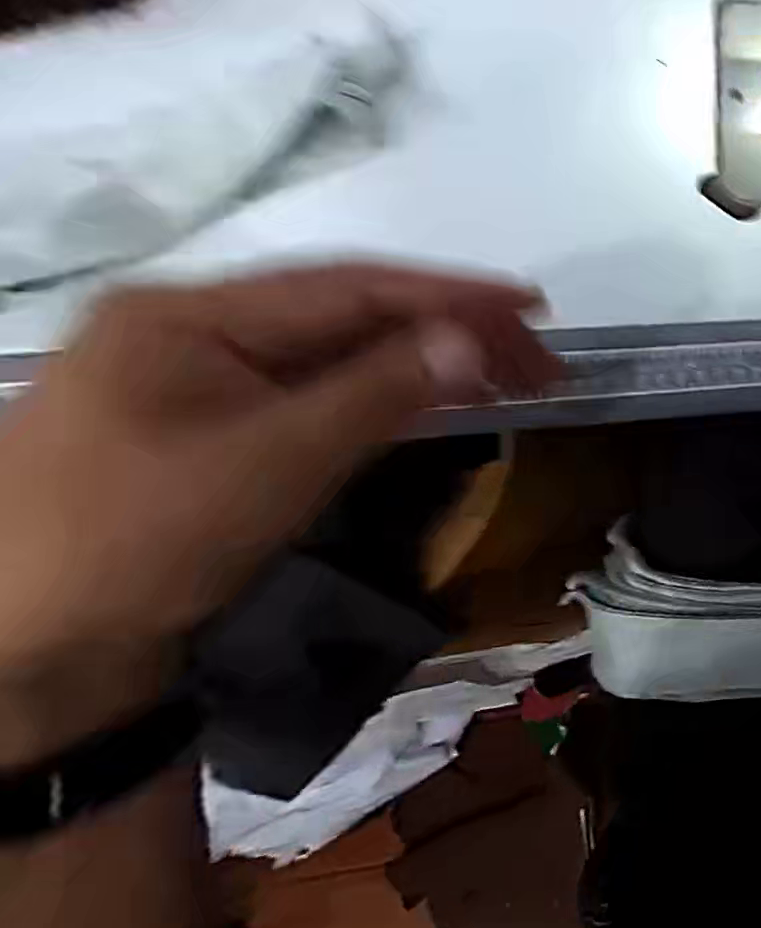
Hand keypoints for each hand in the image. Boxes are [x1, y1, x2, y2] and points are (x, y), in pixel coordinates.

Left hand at [0, 263, 559, 762]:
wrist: (35, 640)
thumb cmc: (144, 537)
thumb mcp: (280, 458)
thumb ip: (384, 390)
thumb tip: (477, 340)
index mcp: (194, 314)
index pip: (355, 287)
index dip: (456, 294)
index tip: (538, 307)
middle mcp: (207, 327)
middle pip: (362, 313)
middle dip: (461, 331)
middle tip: (544, 361)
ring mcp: (221, 372)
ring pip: (358, 349)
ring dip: (443, 360)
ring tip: (521, 378)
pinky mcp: (239, 416)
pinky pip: (341, 385)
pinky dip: (408, 389)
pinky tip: (455, 397)